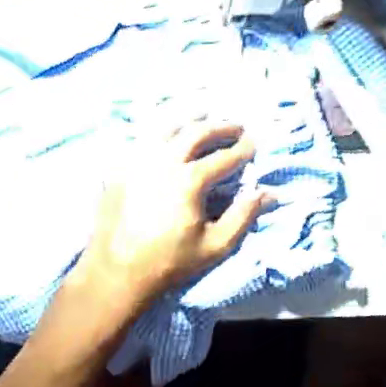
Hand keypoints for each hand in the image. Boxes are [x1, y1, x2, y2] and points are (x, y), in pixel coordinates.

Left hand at [66, 121, 267, 317]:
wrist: (117, 272)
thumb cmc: (170, 262)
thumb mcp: (216, 246)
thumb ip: (244, 216)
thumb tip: (268, 193)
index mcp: (189, 180)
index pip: (224, 157)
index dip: (243, 149)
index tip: (254, 143)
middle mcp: (163, 161)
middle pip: (196, 132)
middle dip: (220, 126)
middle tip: (236, 126)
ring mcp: (137, 161)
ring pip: (166, 127)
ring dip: (189, 118)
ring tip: (204, 115)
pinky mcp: (120, 167)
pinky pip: (142, 137)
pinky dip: (160, 128)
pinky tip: (168, 131)